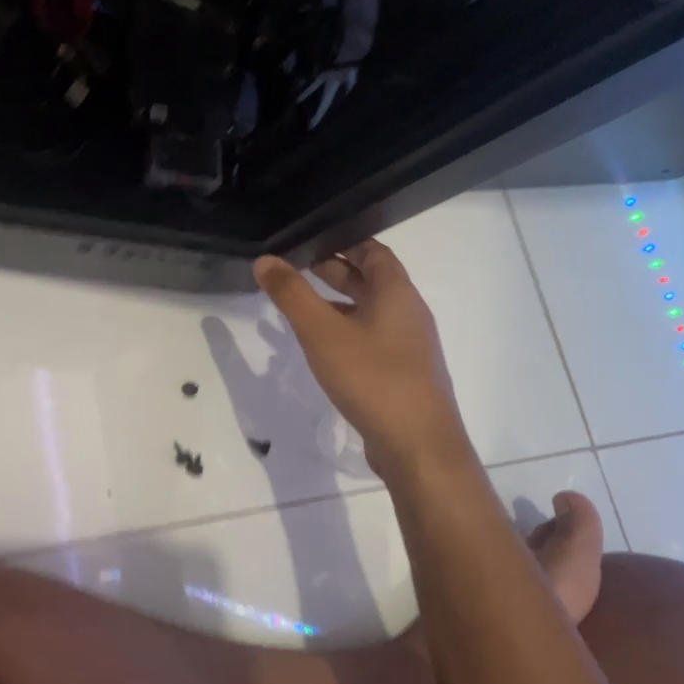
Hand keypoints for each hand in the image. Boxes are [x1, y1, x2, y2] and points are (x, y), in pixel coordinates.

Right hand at [254, 242, 472, 475]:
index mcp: (397, 294)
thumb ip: (292, 294)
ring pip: (370, 311)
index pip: (374, 251)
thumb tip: (265, 260)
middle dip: (336, 270)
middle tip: (296, 265)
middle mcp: (408, 313)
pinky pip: (371, 338)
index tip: (311, 237)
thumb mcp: (322, 332)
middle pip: (372, 280)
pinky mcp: (402, 373)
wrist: (418, 446)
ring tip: (300, 303)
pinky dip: (345, 330)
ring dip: (338, 302)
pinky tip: (321, 345)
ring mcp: (408, 346)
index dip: (344, 240)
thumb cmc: (373, 378)